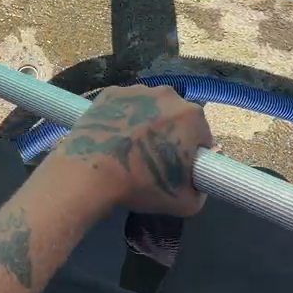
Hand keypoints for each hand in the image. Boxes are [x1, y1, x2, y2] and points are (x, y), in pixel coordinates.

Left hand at [44, 86, 211, 215]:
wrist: (91, 172)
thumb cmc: (142, 185)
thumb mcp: (187, 203)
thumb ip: (201, 189)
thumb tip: (197, 180)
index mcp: (192, 116)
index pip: (201, 135)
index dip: (192, 152)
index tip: (178, 165)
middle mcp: (168, 95)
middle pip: (175, 117)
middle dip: (170, 133)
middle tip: (153, 156)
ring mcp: (136, 90)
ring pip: (149, 107)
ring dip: (146, 122)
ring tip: (129, 146)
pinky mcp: (109, 92)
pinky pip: (124, 105)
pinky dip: (123, 116)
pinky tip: (113, 135)